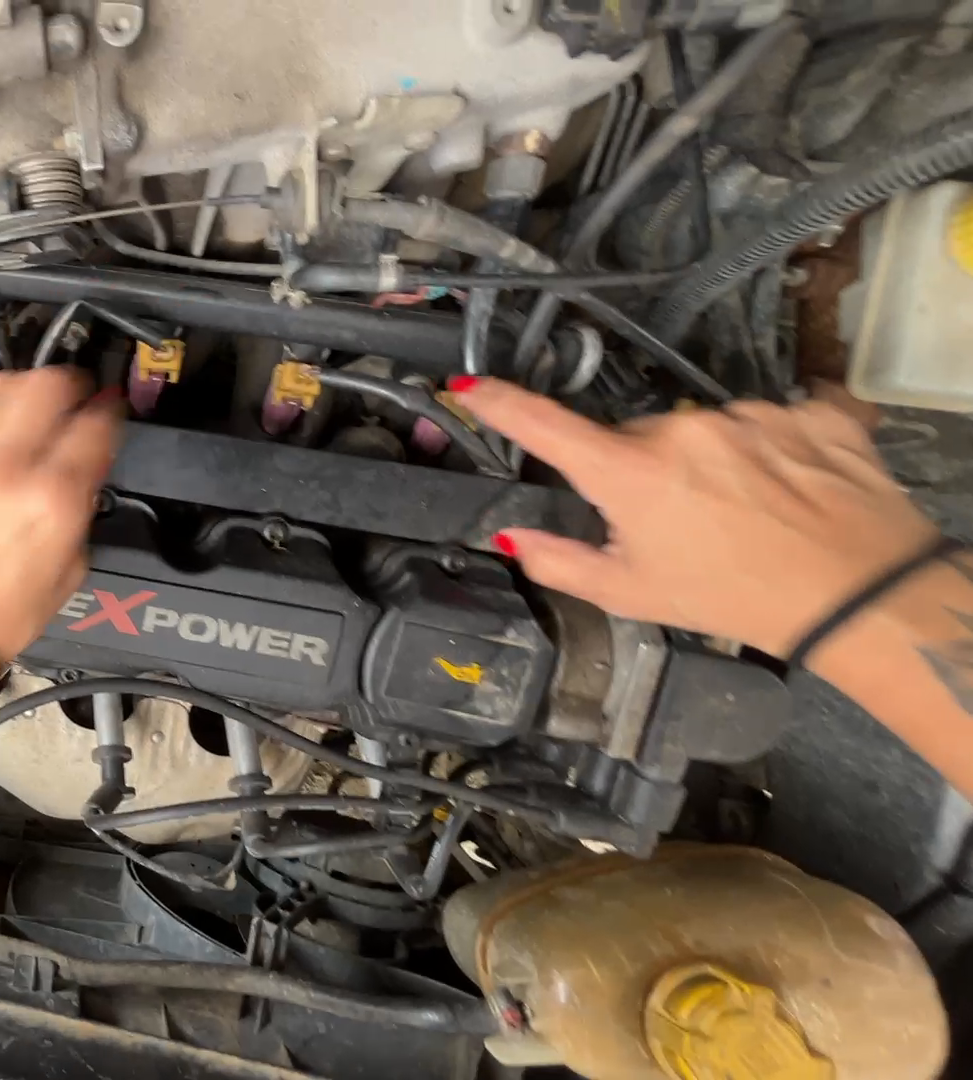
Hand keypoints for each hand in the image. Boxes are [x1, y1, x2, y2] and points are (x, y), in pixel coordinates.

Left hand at [0, 370, 121, 660]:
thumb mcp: (69, 567)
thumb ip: (80, 507)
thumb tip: (84, 471)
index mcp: (52, 498)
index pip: (95, 425)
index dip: (110, 412)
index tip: (109, 411)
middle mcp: (5, 469)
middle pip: (47, 385)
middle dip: (69, 384)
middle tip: (73, 394)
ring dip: (21, 387)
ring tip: (27, 401)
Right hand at [449, 377, 939, 659]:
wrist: (866, 596)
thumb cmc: (733, 597)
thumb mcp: (624, 592)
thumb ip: (552, 560)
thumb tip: (509, 535)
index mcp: (629, 473)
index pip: (542, 425)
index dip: (497, 403)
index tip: (466, 385)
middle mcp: (683, 430)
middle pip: (628, 434)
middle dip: (631, 467)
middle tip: (662, 516)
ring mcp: (751, 416)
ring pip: (693, 428)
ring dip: (697, 458)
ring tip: (730, 507)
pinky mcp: (810, 412)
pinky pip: (760, 418)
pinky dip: (758, 447)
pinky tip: (776, 484)